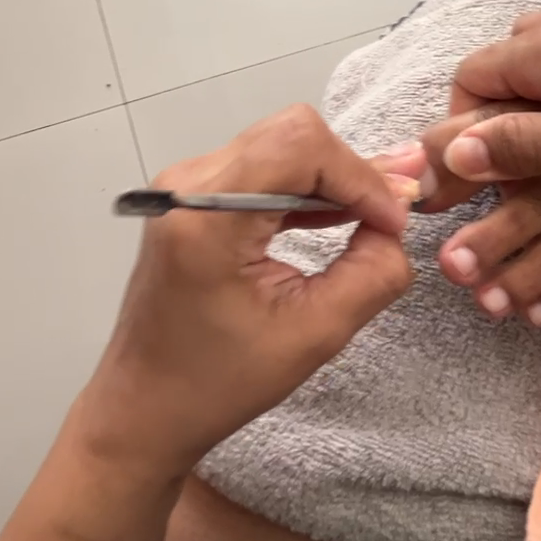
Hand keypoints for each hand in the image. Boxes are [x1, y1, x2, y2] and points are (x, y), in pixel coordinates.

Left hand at [77, 106, 415, 478]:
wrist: (145, 405)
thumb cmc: (215, 382)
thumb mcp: (312, 335)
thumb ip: (371, 275)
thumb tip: (395, 229)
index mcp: (206, 215)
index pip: (301, 144)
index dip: (360, 175)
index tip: (391, 223)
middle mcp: (189, 183)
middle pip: (293, 134)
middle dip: (351, 172)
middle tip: (385, 220)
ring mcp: (188, 185)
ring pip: (283, 144)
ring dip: (333, 179)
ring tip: (368, 221)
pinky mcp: (196, 196)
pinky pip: (266, 167)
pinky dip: (308, 187)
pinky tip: (335, 218)